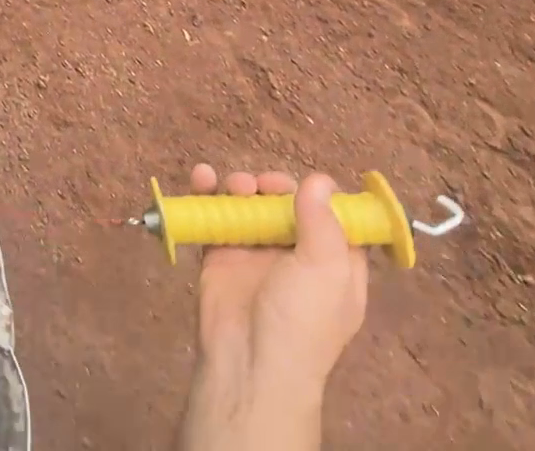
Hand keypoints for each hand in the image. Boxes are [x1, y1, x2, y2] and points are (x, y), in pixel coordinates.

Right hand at [173, 164, 367, 450]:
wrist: (248, 356)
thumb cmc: (300, 319)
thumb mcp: (324, 272)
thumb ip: (322, 224)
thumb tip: (321, 179)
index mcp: (334, 262)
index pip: (334, 219)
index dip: (320, 197)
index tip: (303, 185)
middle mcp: (296, 254)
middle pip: (285, 205)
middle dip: (273, 187)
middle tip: (260, 186)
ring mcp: (254, 252)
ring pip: (247, 206)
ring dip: (238, 186)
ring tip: (231, 186)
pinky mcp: (218, 251)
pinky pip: (212, 216)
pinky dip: (204, 194)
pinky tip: (200, 178)